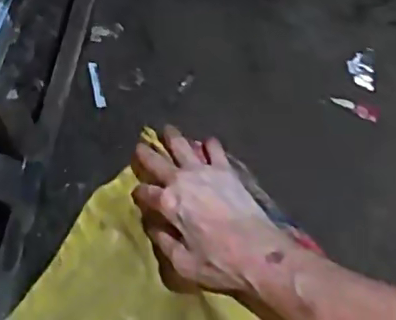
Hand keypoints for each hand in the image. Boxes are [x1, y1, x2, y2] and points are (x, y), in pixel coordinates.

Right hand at [131, 127, 300, 297]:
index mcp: (169, 203)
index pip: (146, 193)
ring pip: (182, 144)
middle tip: (139, 146)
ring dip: (172, 136)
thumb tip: (152, 225)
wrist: (257, 252)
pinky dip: (207, 145)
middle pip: (156, 160)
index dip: (139, 193)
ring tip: (167, 130)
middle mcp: (181, 180)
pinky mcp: (224, 167)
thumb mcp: (184, 265)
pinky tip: (206, 146)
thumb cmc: (219, 263)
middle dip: (145, 153)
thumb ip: (164, 243)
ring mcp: (203, 169)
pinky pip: (213, 147)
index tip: (137, 194)